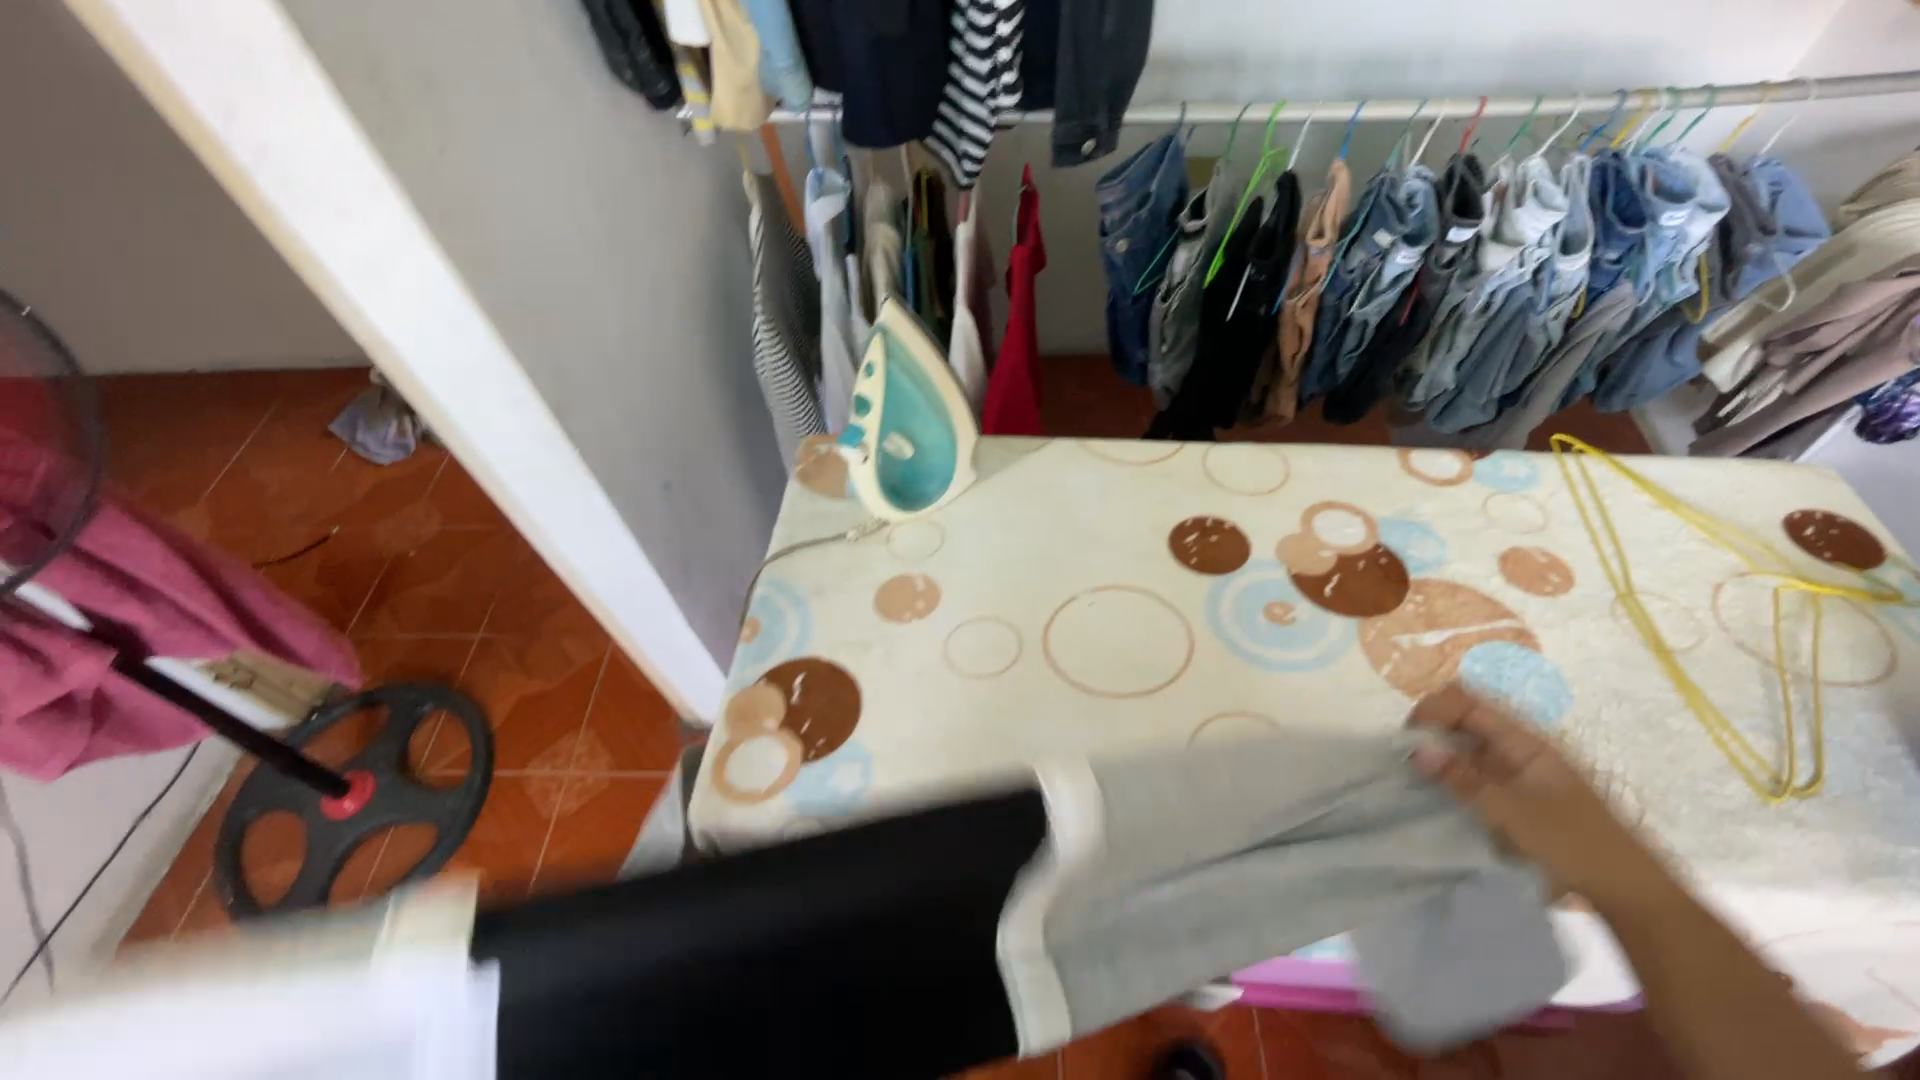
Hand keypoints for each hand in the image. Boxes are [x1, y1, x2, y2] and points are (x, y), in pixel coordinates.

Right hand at [1407, 684, 1668, 912]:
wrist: (1630, 892)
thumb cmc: (1577, 846)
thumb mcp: (1514, 814)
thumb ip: (1464, 780)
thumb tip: (1415, 750)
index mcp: (1526, 741)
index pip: (1468, 700)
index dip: (1433, 709)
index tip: (1407, 740)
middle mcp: (1522, 747)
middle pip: (1465, 717)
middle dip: (1431, 731)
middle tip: (1408, 762)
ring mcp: (1521, 770)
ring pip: (1468, 744)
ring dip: (1440, 754)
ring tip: (1418, 780)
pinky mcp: (1518, 794)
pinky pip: (1476, 770)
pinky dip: (1453, 775)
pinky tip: (1443, 796)